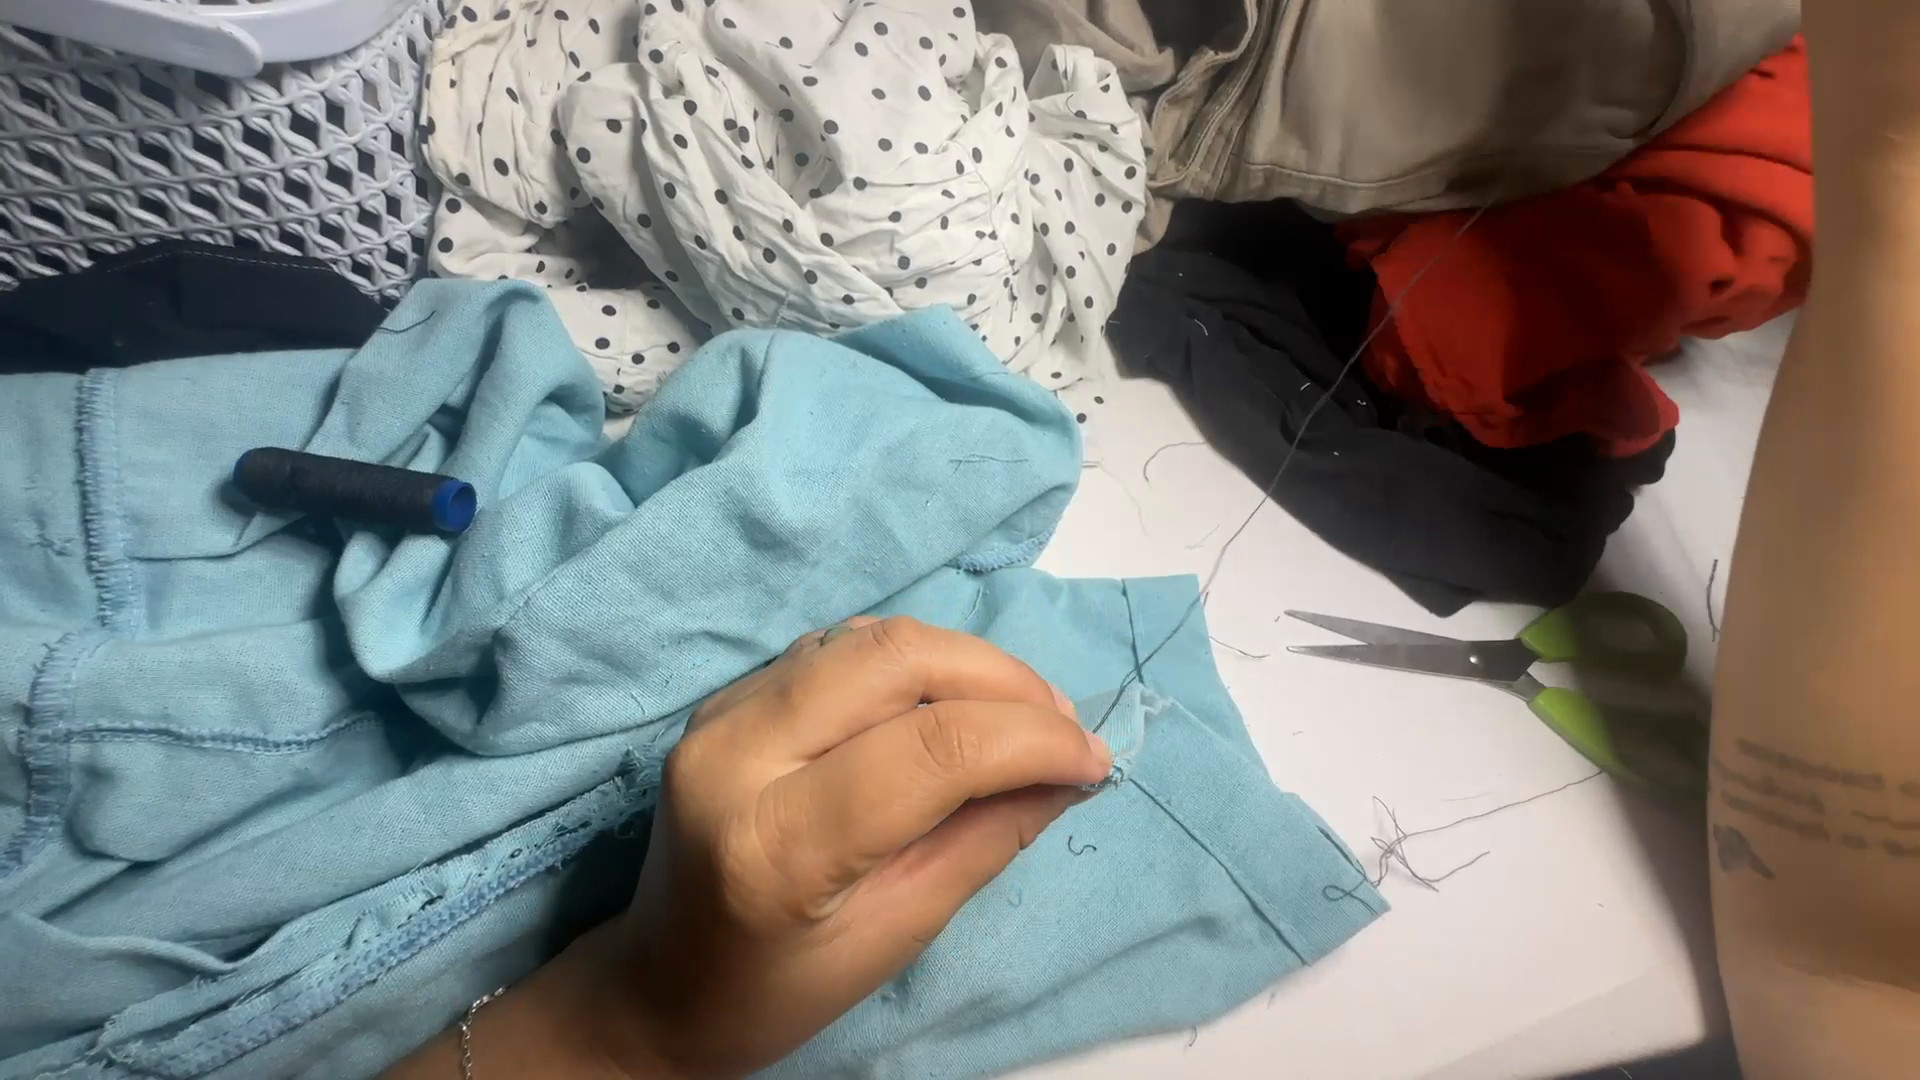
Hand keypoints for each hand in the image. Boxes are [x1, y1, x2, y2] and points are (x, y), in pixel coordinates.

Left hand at [592, 616, 1110, 1078]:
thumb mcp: (899, 934)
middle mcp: (737, 751)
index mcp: (776, 843)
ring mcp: (723, 709)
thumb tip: (1071, 769)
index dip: (1029, 740)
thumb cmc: (780, 988)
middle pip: (897, 659)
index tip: (1092, 756)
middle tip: (1059, 720)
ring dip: (963, 658)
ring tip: (1017, 707)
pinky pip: (840, 647)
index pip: (929, 751)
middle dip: (1001, 677)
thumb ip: (988, 838)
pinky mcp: (728, 693)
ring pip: (871, 636)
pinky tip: (947, 696)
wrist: (658, 981)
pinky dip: (914, 659)